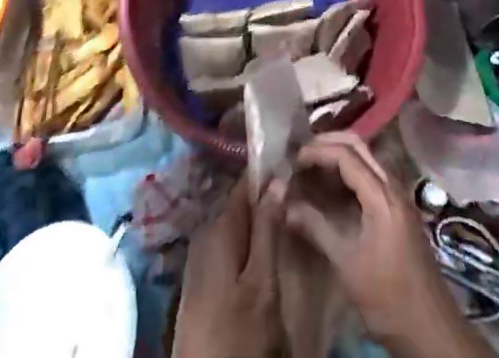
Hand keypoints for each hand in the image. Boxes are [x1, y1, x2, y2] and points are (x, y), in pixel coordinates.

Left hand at [174, 180, 283, 357]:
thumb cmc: (237, 330)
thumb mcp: (261, 282)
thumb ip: (267, 230)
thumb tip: (276, 179)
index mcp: (218, 226)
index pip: (245, 185)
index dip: (268, 175)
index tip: (293, 169)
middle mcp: (204, 230)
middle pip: (240, 205)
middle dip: (265, 201)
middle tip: (298, 202)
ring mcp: (200, 253)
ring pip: (235, 226)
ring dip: (257, 224)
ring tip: (287, 225)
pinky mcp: (201, 274)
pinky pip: (227, 244)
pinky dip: (246, 243)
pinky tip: (264, 255)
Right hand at [282, 135, 488, 357]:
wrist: (432, 333)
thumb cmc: (388, 298)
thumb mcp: (346, 263)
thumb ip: (315, 227)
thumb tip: (284, 204)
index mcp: (383, 198)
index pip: (346, 155)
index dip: (316, 152)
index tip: (291, 162)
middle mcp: (394, 189)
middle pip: (359, 147)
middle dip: (327, 143)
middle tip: (299, 154)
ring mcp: (399, 200)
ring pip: (367, 160)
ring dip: (338, 156)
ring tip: (309, 167)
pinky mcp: (399, 213)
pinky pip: (371, 177)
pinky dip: (348, 173)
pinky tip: (329, 188)